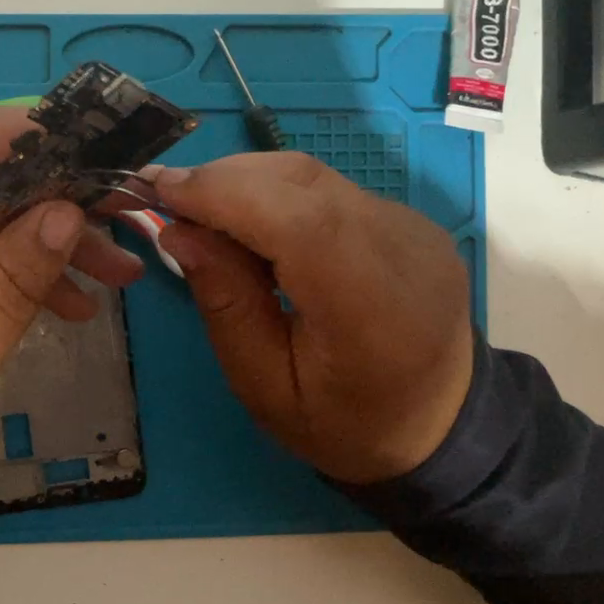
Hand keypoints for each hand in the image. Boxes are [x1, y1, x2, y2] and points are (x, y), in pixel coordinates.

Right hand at [150, 153, 474, 484]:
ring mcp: (413, 229)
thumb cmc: (344, 424)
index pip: (299, 222)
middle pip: (303, 183)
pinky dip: (276, 192)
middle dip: (224, 179)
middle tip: (167, 198)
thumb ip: (226, 306)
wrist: (441, 427)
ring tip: (200, 209)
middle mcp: (403, 253)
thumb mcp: (266, 387)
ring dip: (246, 181)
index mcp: (372, 312)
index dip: (225, 194)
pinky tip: (249, 222)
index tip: (161, 191)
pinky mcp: (409, 220)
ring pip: (313, 176)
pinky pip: (329, 188)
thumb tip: (179, 231)